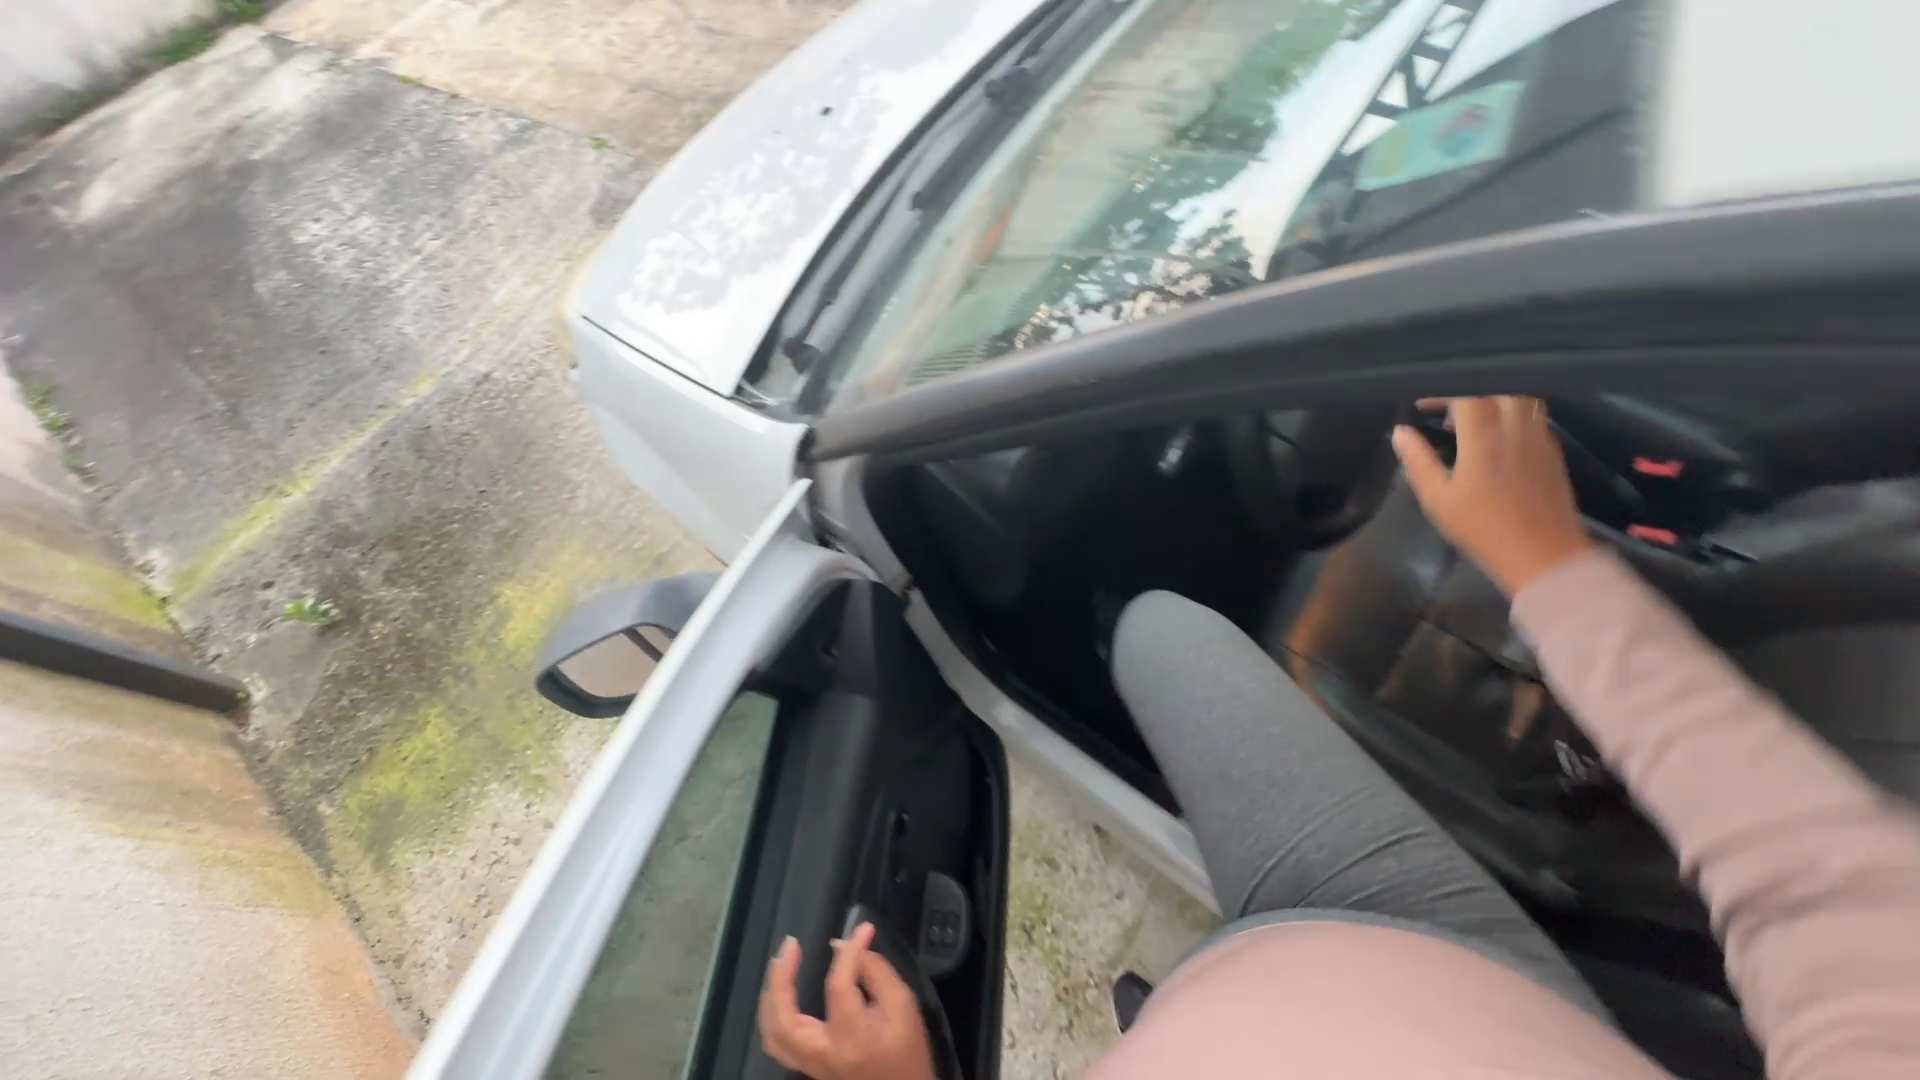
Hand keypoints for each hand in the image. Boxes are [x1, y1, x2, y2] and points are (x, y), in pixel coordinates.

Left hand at [758, 922, 936, 1079]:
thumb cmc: (908, 1050)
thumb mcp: (904, 1005)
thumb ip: (876, 971)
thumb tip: (844, 946)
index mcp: (854, 1039)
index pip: (839, 987)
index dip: (848, 952)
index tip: (860, 930)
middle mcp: (825, 1055)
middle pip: (784, 1020)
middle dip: (780, 978)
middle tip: (790, 944)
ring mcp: (812, 1066)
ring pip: (772, 1035)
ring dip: (771, 995)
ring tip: (781, 962)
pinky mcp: (808, 1066)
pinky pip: (778, 1042)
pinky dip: (774, 1013)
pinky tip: (782, 991)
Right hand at [1391, 396, 1591, 595]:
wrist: (1542, 554)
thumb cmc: (1482, 529)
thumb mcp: (1437, 499)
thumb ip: (1418, 461)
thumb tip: (1400, 432)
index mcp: (1485, 438)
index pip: (1468, 392)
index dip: (1443, 391)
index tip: (1422, 404)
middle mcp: (1516, 428)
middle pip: (1498, 387)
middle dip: (1469, 391)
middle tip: (1446, 410)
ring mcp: (1540, 436)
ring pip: (1520, 397)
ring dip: (1493, 399)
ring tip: (1471, 421)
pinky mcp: (1553, 449)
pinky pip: (1533, 415)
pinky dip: (1511, 414)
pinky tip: (1495, 437)